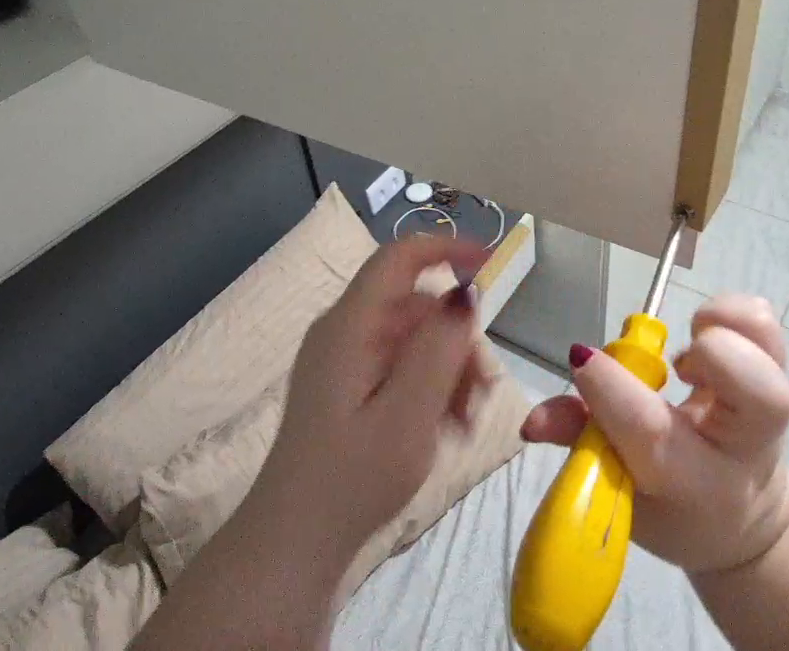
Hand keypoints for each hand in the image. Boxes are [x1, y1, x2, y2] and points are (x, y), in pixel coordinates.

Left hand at [247, 235, 493, 560]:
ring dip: (449, 368)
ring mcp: (343, 358)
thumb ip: (439, 348)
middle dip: (459, 339)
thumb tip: (466, 291)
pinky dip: (429, 385)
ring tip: (465, 422)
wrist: (295, 539)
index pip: (399, 258)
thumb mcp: (409, 414)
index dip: (448, 248)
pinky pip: (399, 365)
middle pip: (416, 305)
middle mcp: (343, 330)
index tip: (493, 262)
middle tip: (484, 392)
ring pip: (413, 338)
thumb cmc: (354, 478)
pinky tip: (444, 427)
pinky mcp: (346, 385)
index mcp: (350, 326)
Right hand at [521, 293, 788, 573]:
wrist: (741, 516)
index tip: (580, 361)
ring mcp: (769, 404)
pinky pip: (766, 323)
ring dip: (722, 323)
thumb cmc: (669, 505)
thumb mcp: (619, 493)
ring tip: (691, 342)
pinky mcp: (777, 372)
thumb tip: (532, 419)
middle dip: (710, 355)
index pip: (652, 430)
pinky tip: (702, 335)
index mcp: (696, 482)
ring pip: (768, 345)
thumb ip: (578, 443)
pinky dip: (731, 312)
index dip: (611, 388)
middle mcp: (745, 444)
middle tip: (673, 364)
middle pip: (759, 392)